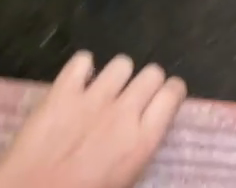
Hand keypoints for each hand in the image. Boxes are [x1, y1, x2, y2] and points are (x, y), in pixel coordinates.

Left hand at [0, 51, 187, 187]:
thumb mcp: (124, 185)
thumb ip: (137, 154)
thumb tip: (142, 137)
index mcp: (141, 141)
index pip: (172, 94)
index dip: (172, 93)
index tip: (165, 99)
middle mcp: (123, 112)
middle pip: (152, 73)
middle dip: (147, 84)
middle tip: (134, 100)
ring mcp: (92, 97)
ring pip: (122, 63)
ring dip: (117, 77)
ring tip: (105, 93)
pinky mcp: (62, 90)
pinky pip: (82, 60)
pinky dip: (82, 69)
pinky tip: (77, 85)